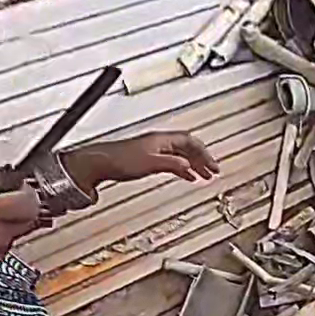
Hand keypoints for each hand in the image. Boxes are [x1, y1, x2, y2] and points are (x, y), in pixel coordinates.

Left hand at [65, 132, 219, 188]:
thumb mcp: (150, 164)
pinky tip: (188, 176)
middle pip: (188, 147)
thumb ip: (171, 164)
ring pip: (182, 154)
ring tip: (205, 175)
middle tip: (214, 171)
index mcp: (161, 140)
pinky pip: (174, 161)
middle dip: (203, 159)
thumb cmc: (120, 160)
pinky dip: (184, 168)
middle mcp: (159, 142)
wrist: (100, 163)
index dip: (204, 153)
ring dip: (195, 164)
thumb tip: (188, 166)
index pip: (190, 141)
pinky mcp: (150, 158)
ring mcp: (155, 150)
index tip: (214, 165)